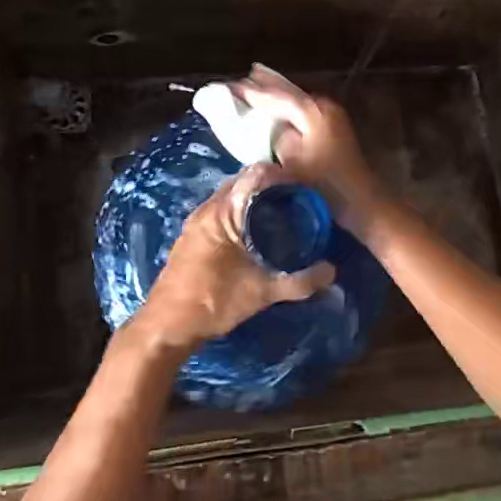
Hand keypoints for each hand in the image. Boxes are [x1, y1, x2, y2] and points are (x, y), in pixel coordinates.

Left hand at [128, 162, 335, 362]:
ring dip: (254, 200)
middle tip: (298, 200)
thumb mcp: (261, 292)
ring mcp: (196, 223)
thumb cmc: (213, 302)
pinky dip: (240, 213)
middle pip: (242, 183)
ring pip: (230, 198)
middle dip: (270, 186)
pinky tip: (257, 233)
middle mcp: (206, 209)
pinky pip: (221, 213)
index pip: (254, 174)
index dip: (281, 175)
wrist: (167, 326)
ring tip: (283, 214)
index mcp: (222, 211)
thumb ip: (299, 282)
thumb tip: (332, 272)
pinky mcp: (192, 238)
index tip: (304, 186)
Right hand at [233, 64, 385, 233]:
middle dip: (263, 86)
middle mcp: (323, 106)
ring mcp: (331, 116)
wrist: (361, 203)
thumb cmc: (325, 185)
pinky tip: (274, 109)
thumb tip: (269, 124)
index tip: (228, 86)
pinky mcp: (334, 127)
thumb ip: (277, 136)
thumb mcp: (291, 162)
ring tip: (251, 88)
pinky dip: (286, 107)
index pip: (275, 95)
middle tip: (237, 82)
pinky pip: (303, 110)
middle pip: (287, 91)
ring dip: (275, 95)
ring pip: (295, 99)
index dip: (250, 91)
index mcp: (312, 112)